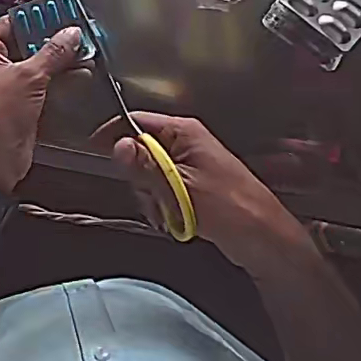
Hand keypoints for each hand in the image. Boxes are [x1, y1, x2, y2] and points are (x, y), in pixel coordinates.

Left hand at [0, 17, 85, 191]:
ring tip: (81, 48)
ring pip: (36, 61)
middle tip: (76, 30)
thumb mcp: (29, 77)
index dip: (37, 16)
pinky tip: (77, 70)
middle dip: (52, 37)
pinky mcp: (21, 100)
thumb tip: (70, 35)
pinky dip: (58, 74)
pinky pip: (42, 80)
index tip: (61, 12)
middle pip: (26, 41)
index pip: (12, 22)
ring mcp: (7, 83)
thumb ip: (53, 52)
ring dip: (58, 57)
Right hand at [107, 113, 316, 274]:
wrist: (264, 240)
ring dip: (152, 198)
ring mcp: (189, 164)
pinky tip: (176, 220)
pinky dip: (163, 206)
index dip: (115, 135)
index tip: (95, 151)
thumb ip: (146, 166)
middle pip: (140, 150)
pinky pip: (163, 190)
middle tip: (152, 198)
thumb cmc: (230, 207)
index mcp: (184, 131)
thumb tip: (117, 145)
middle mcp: (186, 142)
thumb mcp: (180, 186)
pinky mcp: (192, 185)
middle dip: (139, 179)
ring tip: (169, 214)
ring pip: (149, 175)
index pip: (137, 120)